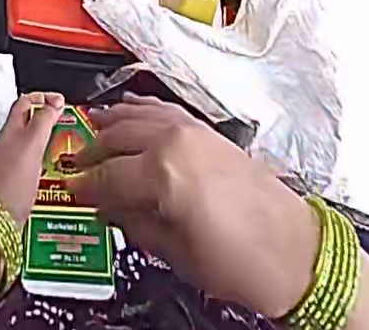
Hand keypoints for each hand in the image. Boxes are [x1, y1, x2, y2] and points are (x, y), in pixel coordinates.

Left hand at [0, 92, 64, 225]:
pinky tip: (57, 171)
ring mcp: (12, 162)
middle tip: (67, 123)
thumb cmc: (13, 181)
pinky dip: (46, 160)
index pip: (26, 101)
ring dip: (49, 139)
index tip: (62, 102)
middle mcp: (9, 142)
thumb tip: (56, 101)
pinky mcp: (17, 181)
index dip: (43, 96)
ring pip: (32, 141)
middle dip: (48, 118)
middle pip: (29, 120)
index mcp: (11, 128)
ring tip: (67, 146)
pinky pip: (34, 162)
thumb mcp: (33, 143)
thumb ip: (44, 120)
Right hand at [68, 96, 317, 317]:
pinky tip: (129, 109)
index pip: (107, 175)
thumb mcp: (177, 254)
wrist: (295, 251)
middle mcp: (174, 141)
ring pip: (135, 114)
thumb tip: (110, 208)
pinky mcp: (204, 128)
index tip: (72, 190)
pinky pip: (161, 108)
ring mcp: (190, 129)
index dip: (84, 186)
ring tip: (92, 127)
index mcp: (163, 173)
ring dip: (111, 120)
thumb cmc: (246, 260)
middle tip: (76, 163)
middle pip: (116, 137)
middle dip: (92, 151)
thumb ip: (135, 223)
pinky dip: (139, 108)